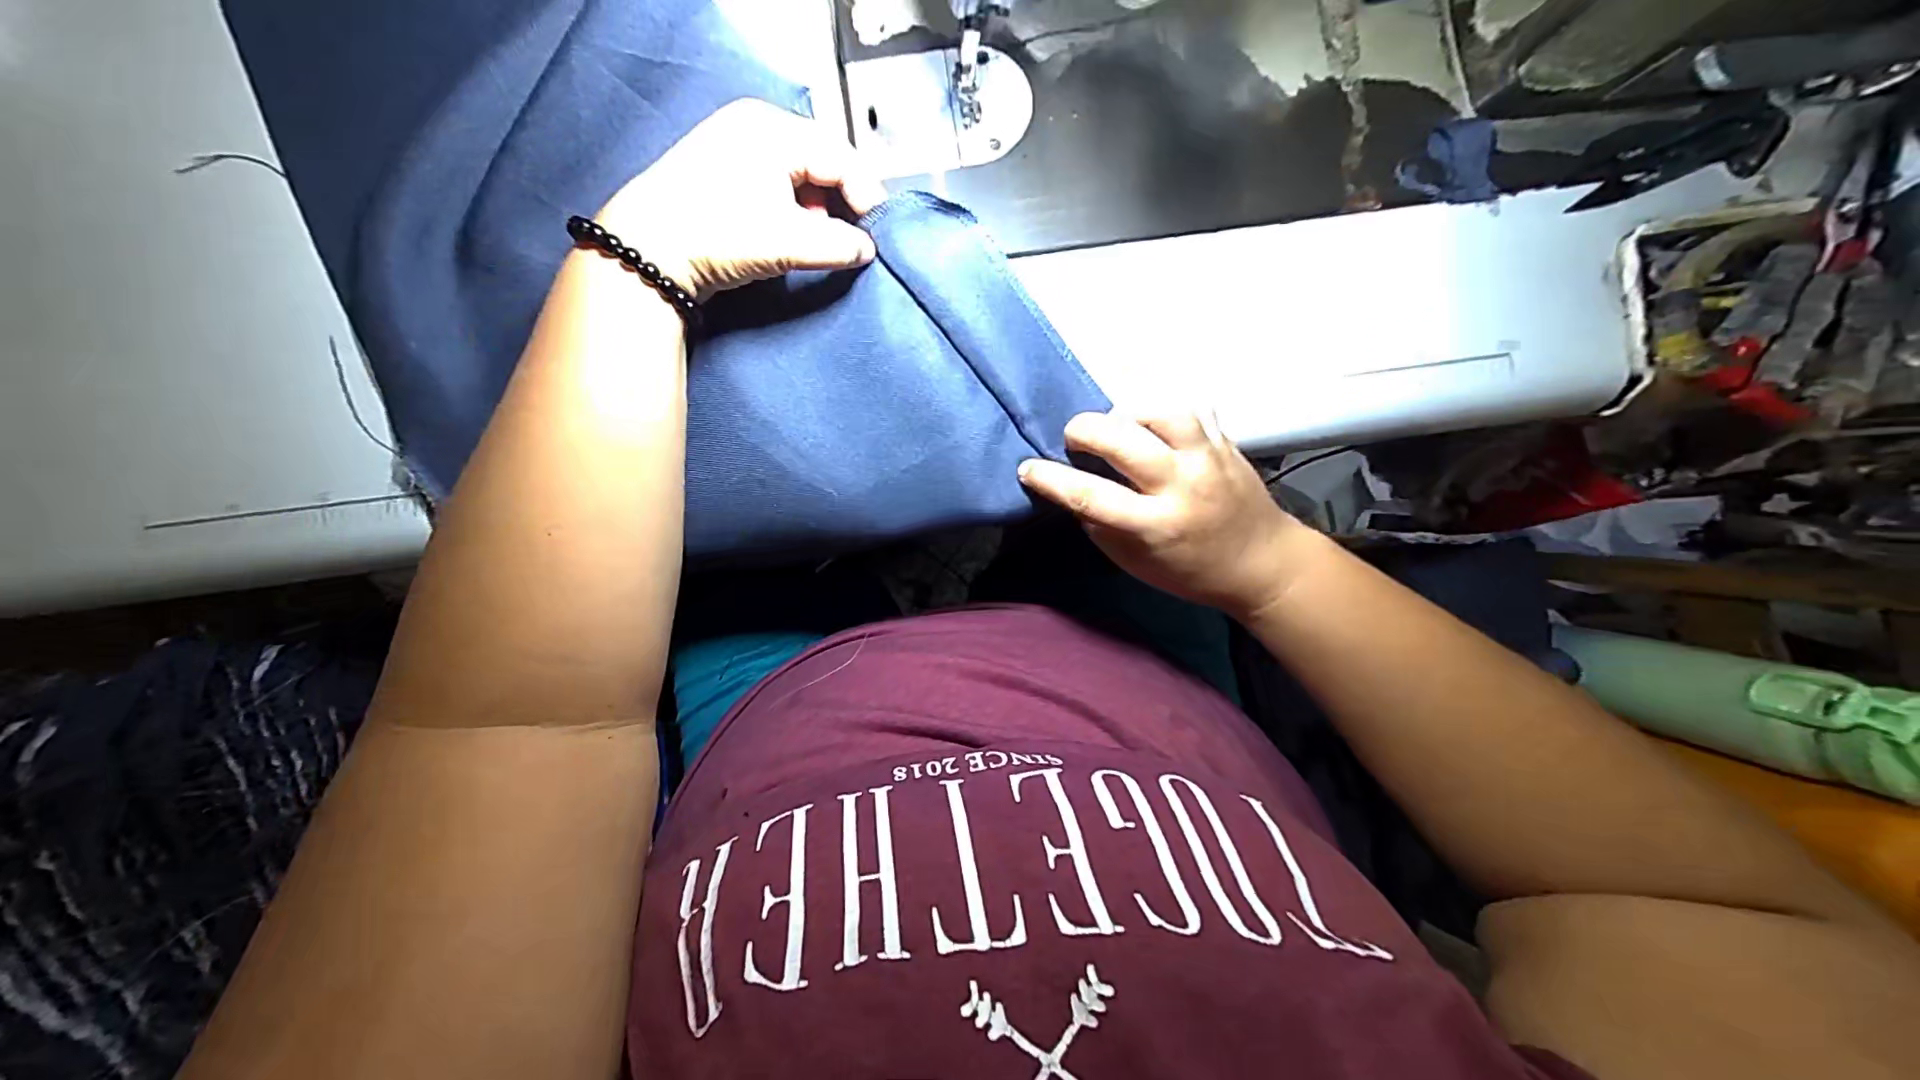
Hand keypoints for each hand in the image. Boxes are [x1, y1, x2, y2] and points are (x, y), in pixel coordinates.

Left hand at [595, 98, 888, 299]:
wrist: (648, 253)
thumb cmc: (712, 234)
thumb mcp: (788, 241)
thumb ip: (839, 244)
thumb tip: (865, 249)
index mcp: (772, 129)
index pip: (841, 157)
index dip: (866, 197)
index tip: (877, 234)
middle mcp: (755, 128)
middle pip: (824, 164)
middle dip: (841, 205)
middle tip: (851, 241)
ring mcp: (738, 149)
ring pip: (803, 178)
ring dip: (818, 213)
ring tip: (814, 244)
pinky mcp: (728, 175)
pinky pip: (780, 188)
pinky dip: (794, 214)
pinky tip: (790, 238)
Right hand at [1017, 411, 1318, 618]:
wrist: (1261, 562)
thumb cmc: (1190, 571)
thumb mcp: (1134, 562)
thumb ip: (1101, 525)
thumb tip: (1072, 490)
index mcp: (1155, 526)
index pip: (1090, 495)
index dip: (1050, 478)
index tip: (1028, 468)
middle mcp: (1181, 486)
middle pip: (1121, 438)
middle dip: (1082, 430)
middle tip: (1075, 440)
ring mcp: (1207, 458)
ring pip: (1160, 410)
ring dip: (1127, 412)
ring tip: (1117, 426)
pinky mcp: (1225, 441)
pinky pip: (1191, 407)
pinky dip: (1162, 409)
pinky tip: (1150, 421)